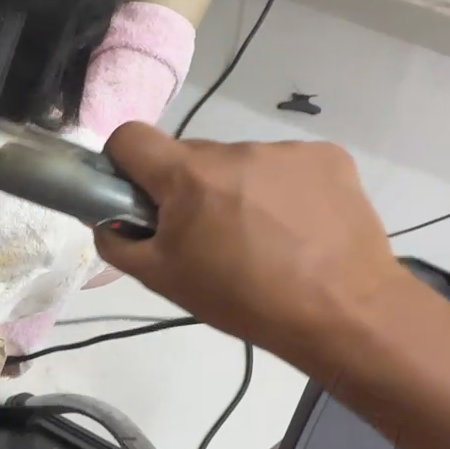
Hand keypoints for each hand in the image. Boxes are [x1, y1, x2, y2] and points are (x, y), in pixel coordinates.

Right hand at [93, 122, 414, 363]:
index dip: (121, 162)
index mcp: (188, 176)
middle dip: (181, 187)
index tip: (133, 195)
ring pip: (233, 163)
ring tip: (253, 235)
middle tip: (199, 233)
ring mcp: (287, 151)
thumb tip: (106, 217)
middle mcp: (236, 150)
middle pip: (185, 156)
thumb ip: (114, 240)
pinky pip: (278, 165)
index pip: (130, 137)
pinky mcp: (328, 157)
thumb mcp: (157, 277)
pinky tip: (289, 225)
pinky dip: (273, 189)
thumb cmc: (237, 297)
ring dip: (229, 189)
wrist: (342, 310)